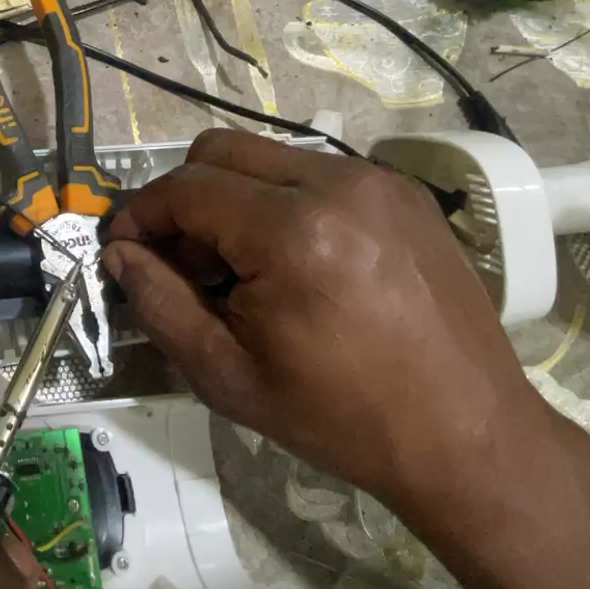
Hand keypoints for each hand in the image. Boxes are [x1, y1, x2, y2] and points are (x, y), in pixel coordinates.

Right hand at [104, 131, 589, 588]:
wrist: (470, 438)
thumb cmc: (340, 416)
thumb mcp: (225, 374)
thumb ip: (157, 302)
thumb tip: (120, 252)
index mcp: (293, 231)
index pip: (185, 189)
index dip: (140, 215)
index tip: (125, 251)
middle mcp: (337, 184)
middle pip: (218, 151)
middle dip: (182, 199)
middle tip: (183, 261)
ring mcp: (377, 180)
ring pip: (264, 154)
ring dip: (230, 197)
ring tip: (238, 265)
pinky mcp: (402, 190)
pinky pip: (310, 170)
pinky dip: (277, 199)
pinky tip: (290, 260)